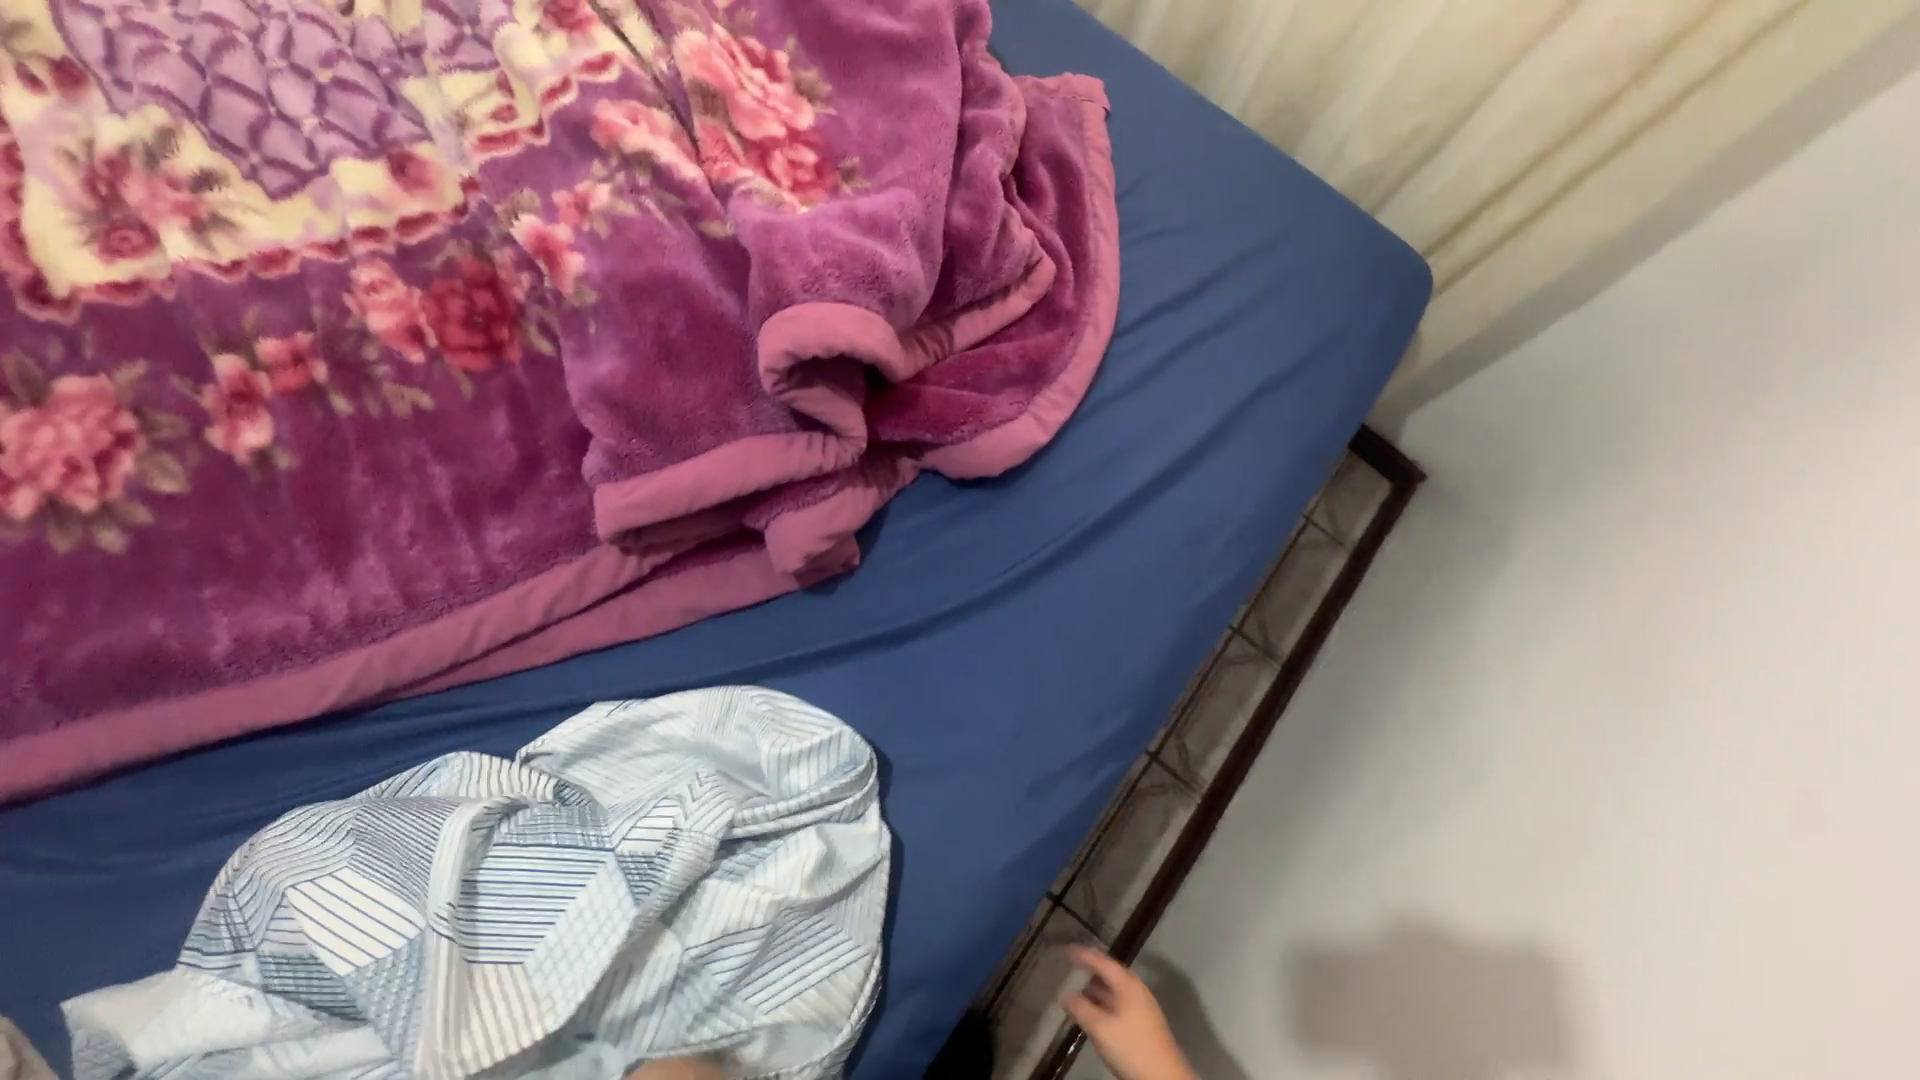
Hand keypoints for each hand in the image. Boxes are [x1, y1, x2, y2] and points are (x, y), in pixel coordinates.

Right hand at [1061, 945, 1196, 1079]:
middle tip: (1071, 968)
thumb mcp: (1101, 1028)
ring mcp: (1142, 1007)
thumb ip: (1081, 1009)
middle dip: (1090, 971)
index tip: (1066, 949)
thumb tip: (1065, 995)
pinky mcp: (1143, 1023)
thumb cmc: (1132, 1047)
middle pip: (1110, 974)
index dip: (1084, 955)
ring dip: (1096, 989)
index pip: (1102, 962)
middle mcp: (1137, 990)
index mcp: (1128, 985)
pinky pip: (1118, 1004)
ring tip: (1077, 990)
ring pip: (1114, 991)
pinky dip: (1103, 1002)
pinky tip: (1094, 1013)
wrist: (1164, 1078)